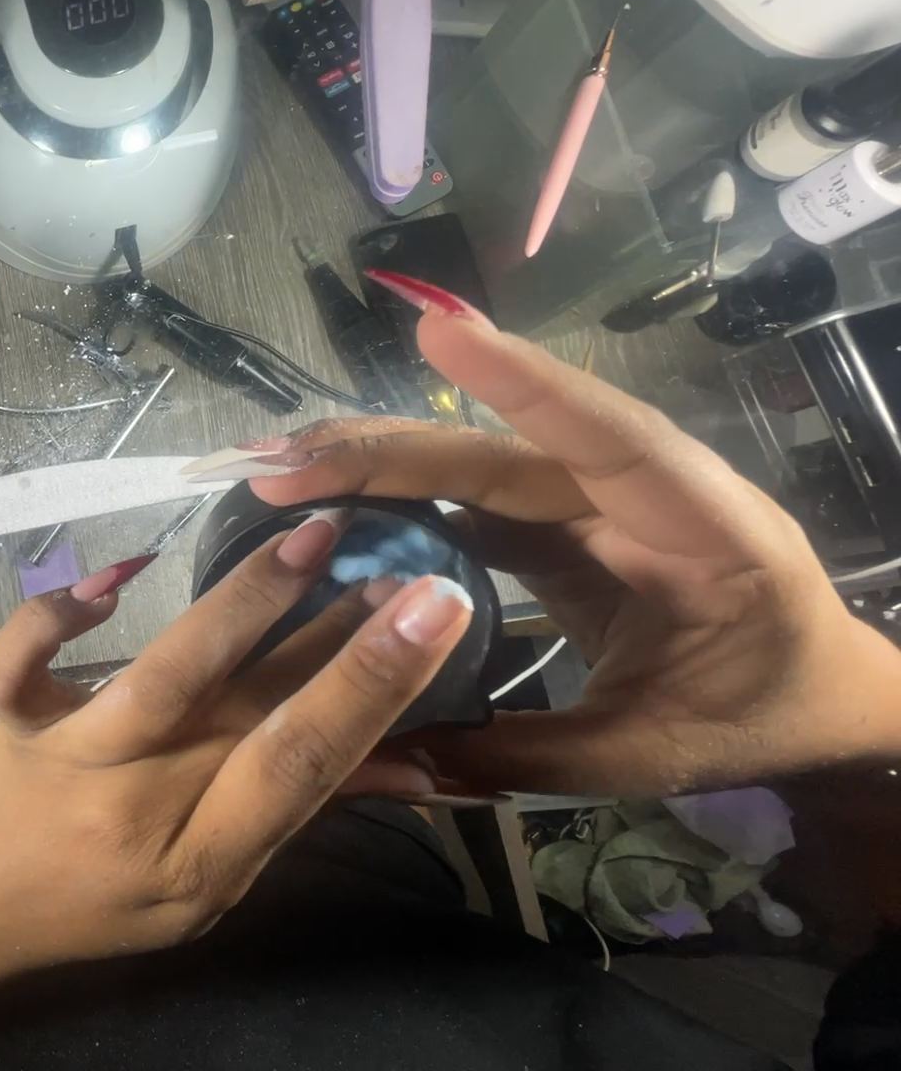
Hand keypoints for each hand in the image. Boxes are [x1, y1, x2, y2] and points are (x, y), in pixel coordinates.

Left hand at [0, 522, 472, 973]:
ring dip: (235, 605)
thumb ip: (298, 812)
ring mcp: (70, 760)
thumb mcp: (210, 882)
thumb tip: (417, 764)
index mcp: (204, 857)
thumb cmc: (105, 898)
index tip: (433, 613)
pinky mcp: (13, 725)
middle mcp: (140, 804)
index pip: (301, 766)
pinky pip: (18, 665)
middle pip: (244, 712)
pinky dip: (53, 617)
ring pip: (158, 677)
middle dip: (327, 633)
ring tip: (296, 544)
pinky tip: (112, 579)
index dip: (372, 690)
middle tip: (385, 561)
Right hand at [223, 287, 900, 797]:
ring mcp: (576, 502)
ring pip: (459, 461)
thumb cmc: (758, 714)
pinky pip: (452, 494)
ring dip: (366, 459)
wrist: (806, 696)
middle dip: (379, 452)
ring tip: (280, 469)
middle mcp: (626, 494)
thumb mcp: (650, 752)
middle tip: (279, 466)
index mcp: (697, 532)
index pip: (608, 440)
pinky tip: (324, 496)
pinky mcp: (538, 520)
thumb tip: (397, 750)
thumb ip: (530, 751)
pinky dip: (384, 490)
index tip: (438, 333)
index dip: (523, 383)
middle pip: (489, 453)